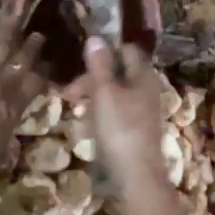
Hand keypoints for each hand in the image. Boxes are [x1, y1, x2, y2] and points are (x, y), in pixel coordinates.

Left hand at [0, 16, 46, 171]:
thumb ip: (6, 133)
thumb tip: (10, 134)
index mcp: (15, 107)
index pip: (36, 84)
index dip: (44, 72)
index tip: (51, 62)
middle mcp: (3, 85)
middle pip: (22, 60)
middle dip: (31, 46)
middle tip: (39, 33)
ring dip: (7, 31)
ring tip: (14, 16)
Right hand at [80, 37, 165, 174]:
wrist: (137, 177)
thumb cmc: (119, 129)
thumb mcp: (104, 92)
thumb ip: (100, 64)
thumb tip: (96, 38)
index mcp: (142, 76)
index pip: (126, 50)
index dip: (105, 51)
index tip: (81, 62)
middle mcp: (146, 90)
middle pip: (117, 73)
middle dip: (91, 79)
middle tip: (68, 93)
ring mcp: (142, 111)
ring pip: (113, 94)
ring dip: (92, 98)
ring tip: (74, 111)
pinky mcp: (136, 131)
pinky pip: (115, 114)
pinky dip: (99, 115)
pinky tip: (86, 128)